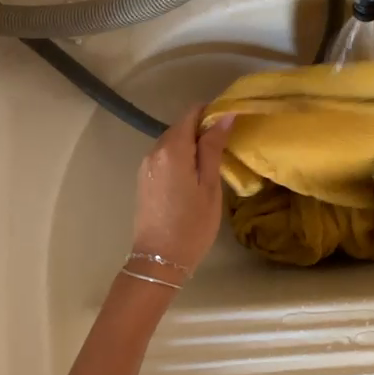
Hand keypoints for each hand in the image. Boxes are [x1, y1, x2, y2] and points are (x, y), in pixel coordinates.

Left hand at [130, 106, 236, 281]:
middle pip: (180, 127)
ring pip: (172, 143)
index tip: (230, 125)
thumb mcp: (209, 186)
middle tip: (226, 148)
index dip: (211, 114)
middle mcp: (154, 151)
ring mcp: (145, 166)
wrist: (159, 261)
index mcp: (172, 149)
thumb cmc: (192, 225)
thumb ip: (213, 148)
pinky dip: (180, 158)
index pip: (191, 114)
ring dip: (191, 146)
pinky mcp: (143, 179)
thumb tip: (224, 117)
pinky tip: (193, 177)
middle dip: (202, 131)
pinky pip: (164, 158)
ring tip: (212, 164)